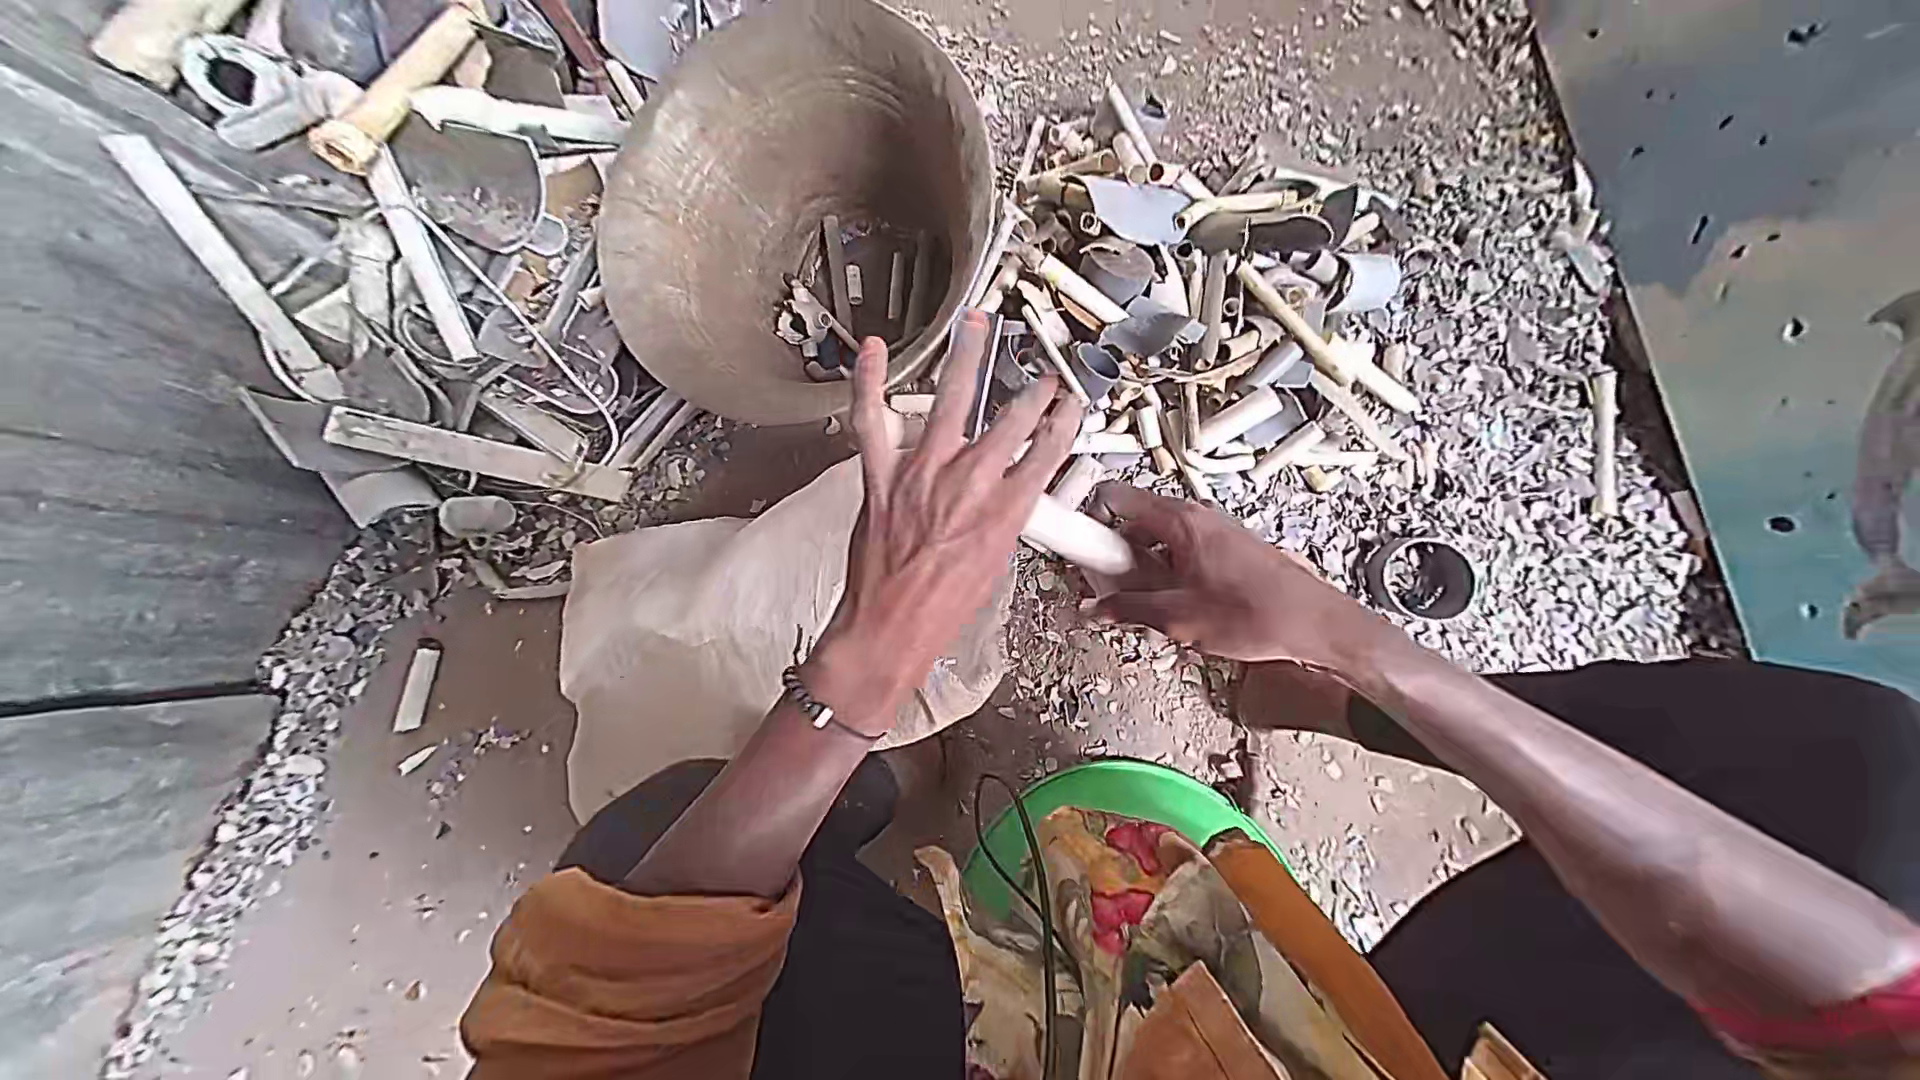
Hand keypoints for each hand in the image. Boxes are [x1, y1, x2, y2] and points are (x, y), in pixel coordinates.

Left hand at [804, 312, 1079, 732]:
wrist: (891, 628)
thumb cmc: (942, 608)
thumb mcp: (996, 564)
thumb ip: (1003, 517)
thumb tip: (1006, 492)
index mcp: (1004, 510)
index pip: (1046, 450)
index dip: (1062, 421)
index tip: (1068, 405)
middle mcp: (967, 483)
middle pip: (1011, 419)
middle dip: (1033, 389)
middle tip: (1041, 371)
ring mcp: (922, 473)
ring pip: (952, 401)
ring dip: (968, 357)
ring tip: (978, 325)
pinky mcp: (882, 476)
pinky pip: (872, 420)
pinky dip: (869, 382)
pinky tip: (872, 351)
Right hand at [1086, 482, 1396, 673]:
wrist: (1318, 626)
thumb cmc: (1261, 613)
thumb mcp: (1179, 617)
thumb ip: (1127, 609)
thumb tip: (1092, 608)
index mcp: (1179, 520)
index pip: (1115, 497)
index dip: (1088, 519)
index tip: (1074, 546)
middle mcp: (1194, 518)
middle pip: (1130, 523)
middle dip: (1112, 556)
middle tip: (1105, 590)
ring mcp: (1209, 533)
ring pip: (1153, 541)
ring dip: (1138, 570)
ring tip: (1141, 606)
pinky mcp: (1221, 550)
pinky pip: (1176, 553)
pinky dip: (1162, 575)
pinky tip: (1169, 608)